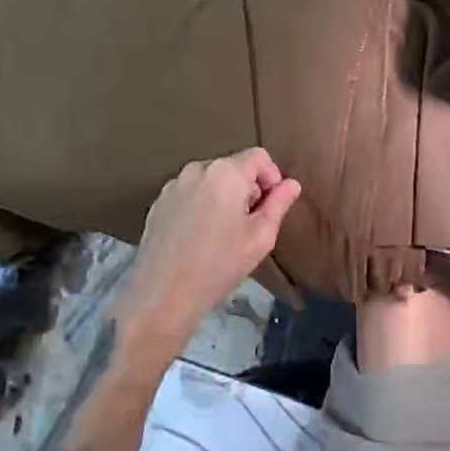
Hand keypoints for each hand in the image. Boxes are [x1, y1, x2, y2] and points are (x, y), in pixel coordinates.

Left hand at [115, 148, 301, 363]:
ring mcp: (174, 184)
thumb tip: (291, 184)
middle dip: (247, 188)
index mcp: (226, 172)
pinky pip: (190, 193)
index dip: (272, 177)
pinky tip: (199, 237)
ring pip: (210, 180)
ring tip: (223, 234)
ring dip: (224, 196)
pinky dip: (201, 205)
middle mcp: (197, 169)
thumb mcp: (260, 237)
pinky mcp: (158, 202)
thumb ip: (278, 204)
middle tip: (249, 225)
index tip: (271, 206)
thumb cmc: (219, 265)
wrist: (163, 294)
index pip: (259, 156)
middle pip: (233, 166)